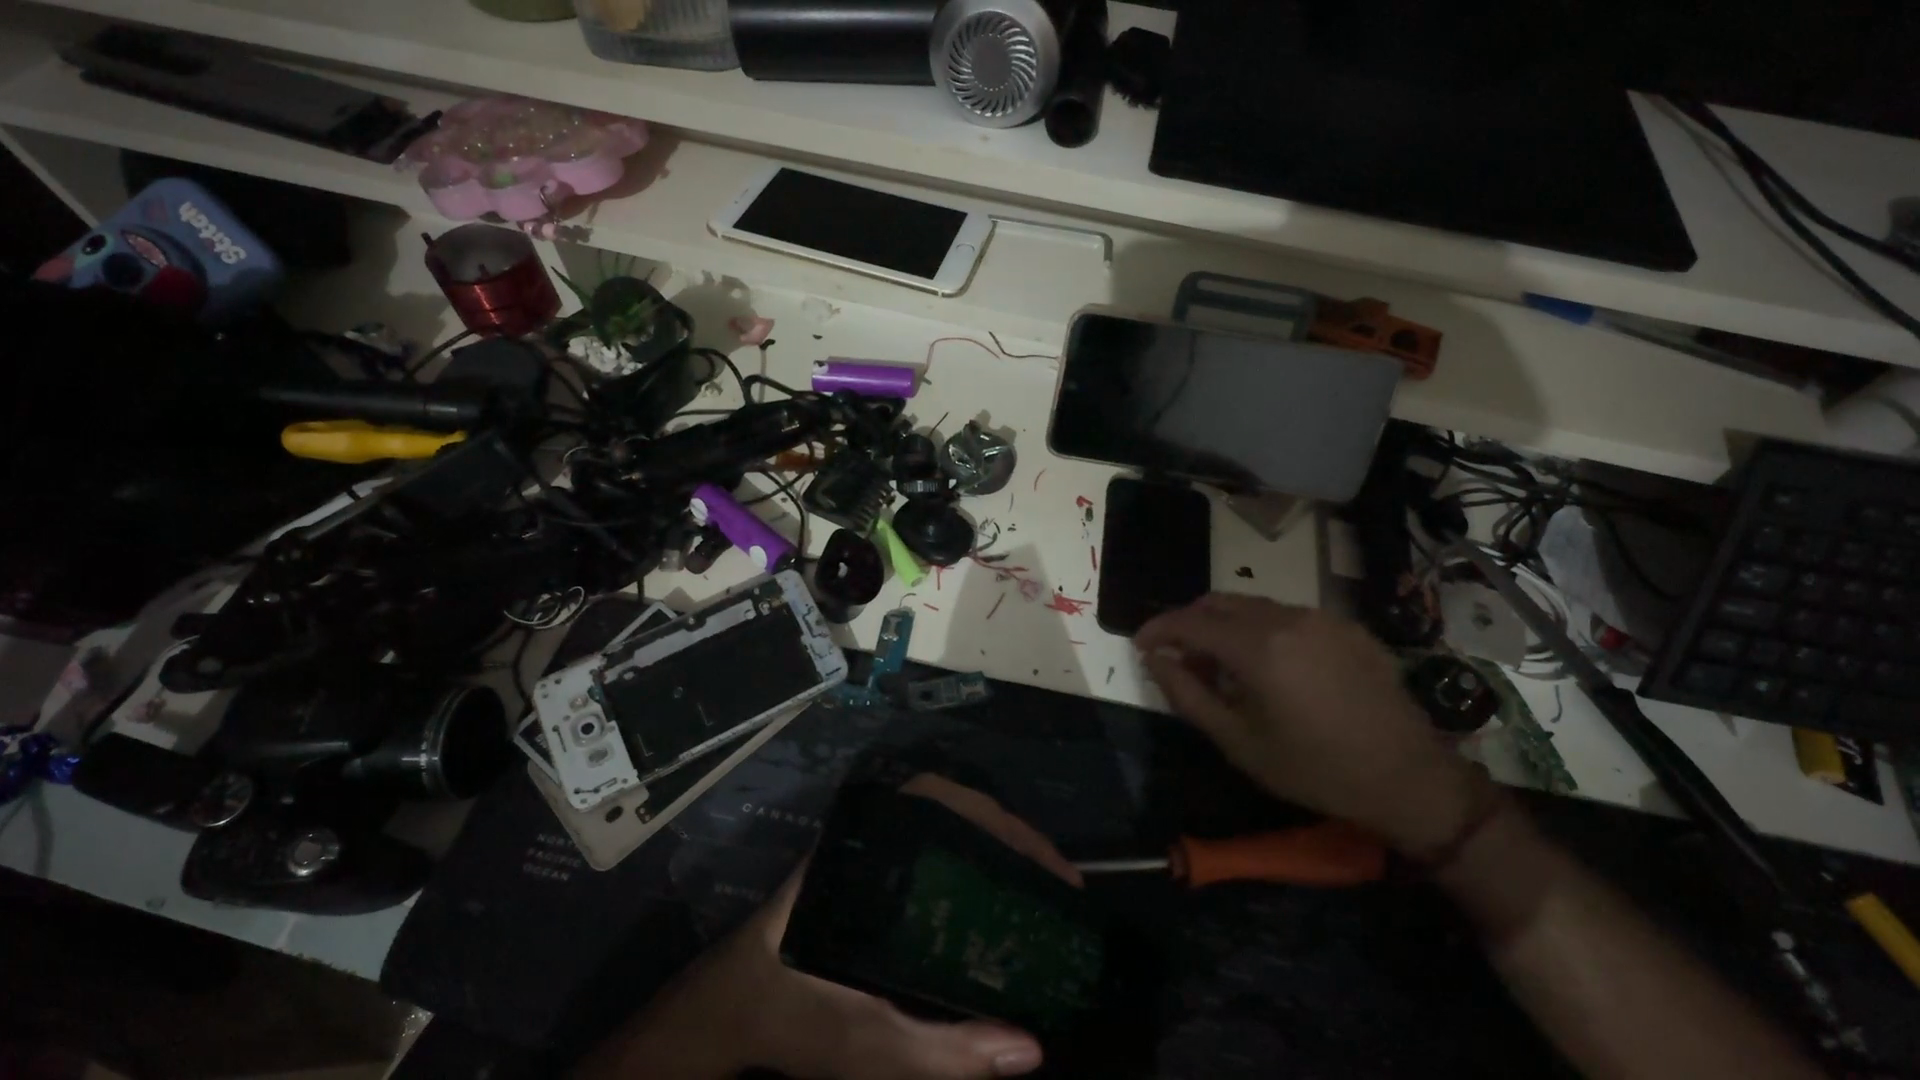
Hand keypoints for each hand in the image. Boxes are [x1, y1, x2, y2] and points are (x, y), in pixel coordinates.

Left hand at [579, 775, 1080, 1079]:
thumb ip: (937, 1051)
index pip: (934, 798)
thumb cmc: (779, 1015)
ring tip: (1039, 891)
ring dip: (993, 850)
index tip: (1045, 860)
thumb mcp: (856, 1041)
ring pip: (939, 835)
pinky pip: (929, 864)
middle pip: (947, 812)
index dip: (995, 816)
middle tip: (1058, 881)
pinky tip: (994, 911)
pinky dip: (970, 874)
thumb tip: (1029, 1050)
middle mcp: (864, 847)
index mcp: (859, 854)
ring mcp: (865, 865)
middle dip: (1009, 836)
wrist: (716, 1019)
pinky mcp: (866, 890)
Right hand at [1137, 593, 1483, 855]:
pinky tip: (1268, 667)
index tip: (1138, 645)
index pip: (1190, 622)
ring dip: (1225, 626)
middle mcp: (1289, 618)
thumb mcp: (1239, 742)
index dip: (1158, 629)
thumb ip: (1188, 695)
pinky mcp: (1348, 627)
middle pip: (1220, 603)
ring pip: (1255, 606)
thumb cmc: (1314, 769)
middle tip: (1176, 658)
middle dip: (1189, 623)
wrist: (1407, 777)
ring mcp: (1323, 618)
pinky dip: (1262, 630)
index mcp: (1259, 647)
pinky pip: (1289, 616)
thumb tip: (1155, 659)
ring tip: (1220, 666)